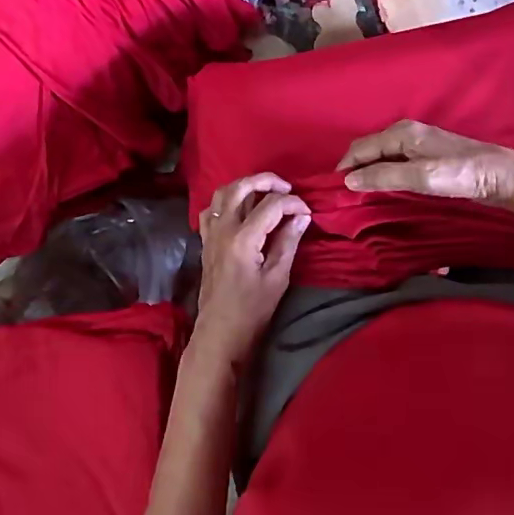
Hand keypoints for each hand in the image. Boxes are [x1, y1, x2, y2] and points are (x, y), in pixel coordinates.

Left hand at [193, 173, 309, 363]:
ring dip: (245, 186)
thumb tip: (302, 216)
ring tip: (265, 192)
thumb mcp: (278, 277)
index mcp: (243, 238)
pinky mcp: (206, 241)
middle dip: (266, 180)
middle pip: (241, 186)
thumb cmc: (252, 310)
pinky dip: (227, 202)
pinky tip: (241, 210)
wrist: (220, 334)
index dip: (293, 203)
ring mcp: (211, 233)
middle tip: (286, 187)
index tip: (307, 212)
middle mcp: (223, 229)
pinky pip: (212, 210)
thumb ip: (288, 241)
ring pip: (223, 192)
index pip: (271, 204)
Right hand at [335, 120, 513, 209]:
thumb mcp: (422, 176)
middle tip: (340, 197)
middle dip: (353, 170)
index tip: (329, 191)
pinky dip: (383, 176)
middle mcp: (406, 134)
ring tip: (356, 197)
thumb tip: (348, 181)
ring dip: (367, 174)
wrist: (503, 176)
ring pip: (381, 159)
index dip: (343, 168)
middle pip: (369, 151)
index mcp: (401, 132)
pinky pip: (395, 165)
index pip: (360, 148)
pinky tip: (382, 191)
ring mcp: (418, 146)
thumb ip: (385, 176)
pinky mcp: (428, 159)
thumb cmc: (463, 173)